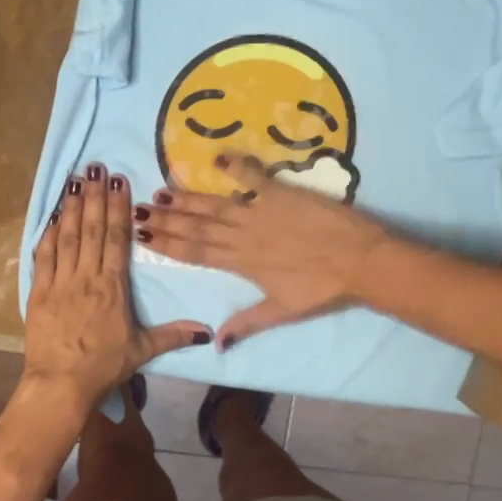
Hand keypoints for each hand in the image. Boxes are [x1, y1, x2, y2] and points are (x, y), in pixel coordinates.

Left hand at [23, 164, 211, 405]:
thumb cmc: (103, 367)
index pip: (117, 239)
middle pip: (91, 229)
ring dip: (70, 208)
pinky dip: (47, 235)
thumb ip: (173, 335)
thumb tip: (207, 332)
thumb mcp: (142, 351)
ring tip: (74, 182)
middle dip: (94, 196)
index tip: (118, 183)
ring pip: (67, 237)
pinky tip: (51, 217)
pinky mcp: (39, 292)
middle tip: (94, 168)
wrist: (61, 382)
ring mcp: (60, 282)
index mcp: (113, 286)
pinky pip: (43, 256)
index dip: (118, 208)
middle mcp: (87, 277)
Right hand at [134, 152, 394, 347]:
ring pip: (215, 205)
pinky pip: (254, 176)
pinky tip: (216, 157)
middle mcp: (243, 236)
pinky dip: (236, 165)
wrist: (362, 263)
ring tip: (161, 191)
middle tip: (138, 210)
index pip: (195, 253)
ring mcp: (261, 212)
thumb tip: (216, 343)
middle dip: (166, 219)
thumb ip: (246, 323)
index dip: (168, 245)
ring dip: (187, 198)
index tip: (142, 237)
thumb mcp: (283, 311)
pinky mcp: (282, 193)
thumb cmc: (324, 289)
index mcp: (241, 264)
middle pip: (197, 227)